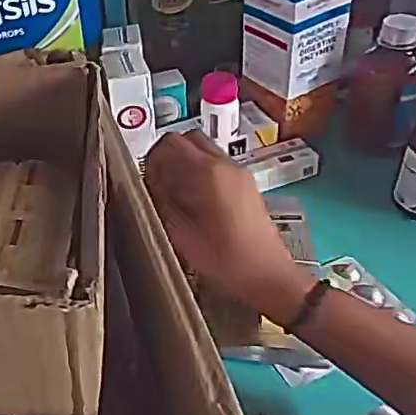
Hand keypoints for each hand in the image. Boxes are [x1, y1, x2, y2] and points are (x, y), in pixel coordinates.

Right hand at [144, 131, 312, 323]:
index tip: (147, 180)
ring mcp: (239, 172)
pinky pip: (216, 163)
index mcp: (208, 172)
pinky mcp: (246, 184)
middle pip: (188, 139)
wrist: (268, 276)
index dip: (153, 159)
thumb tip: (151, 184)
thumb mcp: (181, 234)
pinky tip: (195, 200)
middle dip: (168, 154)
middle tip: (157, 180)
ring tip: (175, 192)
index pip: (171, 144)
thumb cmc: (225, 260)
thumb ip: (162, 202)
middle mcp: (225, 165)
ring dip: (185, 161)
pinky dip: (200, 170)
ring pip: (204, 149)